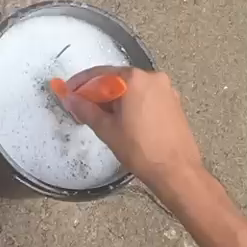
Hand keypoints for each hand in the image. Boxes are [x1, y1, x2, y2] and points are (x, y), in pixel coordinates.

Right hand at [53, 66, 214, 206]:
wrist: (177, 172)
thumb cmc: (142, 150)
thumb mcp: (106, 129)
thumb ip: (85, 109)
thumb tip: (70, 98)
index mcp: (135, 79)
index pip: (100, 74)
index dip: (81, 84)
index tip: (69, 93)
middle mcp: (153, 78)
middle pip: (116, 79)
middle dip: (98, 93)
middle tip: (82, 109)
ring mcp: (166, 90)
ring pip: (131, 89)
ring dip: (115, 100)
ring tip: (102, 119)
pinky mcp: (173, 103)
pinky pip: (145, 97)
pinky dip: (131, 104)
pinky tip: (123, 122)